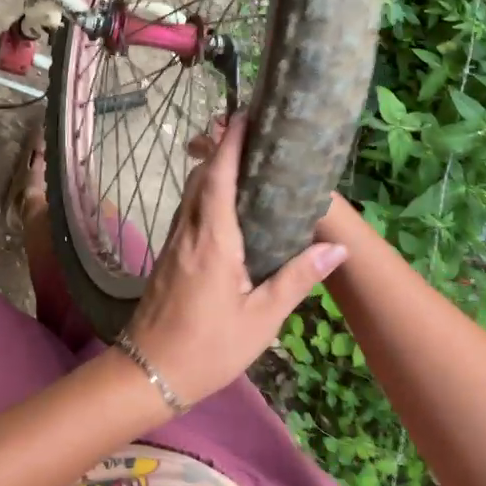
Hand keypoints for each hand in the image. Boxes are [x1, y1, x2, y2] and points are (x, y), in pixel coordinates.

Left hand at [123, 116, 348, 405]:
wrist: (149, 371)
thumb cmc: (209, 348)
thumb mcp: (261, 319)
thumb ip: (295, 279)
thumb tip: (336, 249)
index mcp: (212, 240)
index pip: (219, 177)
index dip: (230, 143)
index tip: (244, 114)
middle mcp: (188, 232)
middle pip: (202, 178)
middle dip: (222, 150)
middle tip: (253, 134)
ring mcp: (173, 243)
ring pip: (191, 194)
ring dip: (212, 171)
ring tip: (244, 162)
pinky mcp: (168, 256)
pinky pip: (188, 212)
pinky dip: (206, 196)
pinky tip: (224, 207)